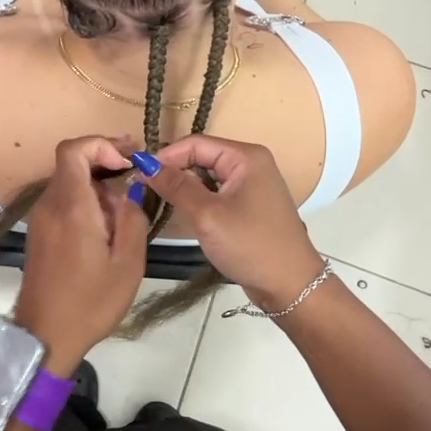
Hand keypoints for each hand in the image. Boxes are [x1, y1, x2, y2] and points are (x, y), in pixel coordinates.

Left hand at [13, 137, 148, 373]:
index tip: (127, 160)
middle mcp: (49, 205)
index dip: (100, 144)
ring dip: (96, 186)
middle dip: (104, 164)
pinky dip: (84, 201)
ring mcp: (40, 219)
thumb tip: (126, 192)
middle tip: (136, 179)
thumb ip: (132, 218)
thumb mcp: (128, 263)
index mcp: (71, 206)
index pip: (73, 149)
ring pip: (68, 183)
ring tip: (125, 212)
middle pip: (72, 163)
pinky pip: (62, 202)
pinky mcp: (39, 232)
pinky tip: (106, 226)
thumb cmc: (90, 302)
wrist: (45, 334)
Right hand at [138, 136, 324, 309]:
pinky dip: (198, 198)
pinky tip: (183, 212)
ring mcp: (252, 184)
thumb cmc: (250, 246)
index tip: (139, 175)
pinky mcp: (249, 203)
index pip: (195, 143)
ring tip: (159, 201)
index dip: (166, 156)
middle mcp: (250, 163)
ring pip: (206, 175)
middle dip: (173, 170)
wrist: (291, 286)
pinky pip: (216, 191)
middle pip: (201, 156)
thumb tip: (144, 164)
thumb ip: (175, 186)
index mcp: (246, 157)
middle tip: (145, 189)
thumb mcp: (207, 215)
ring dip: (184, 186)